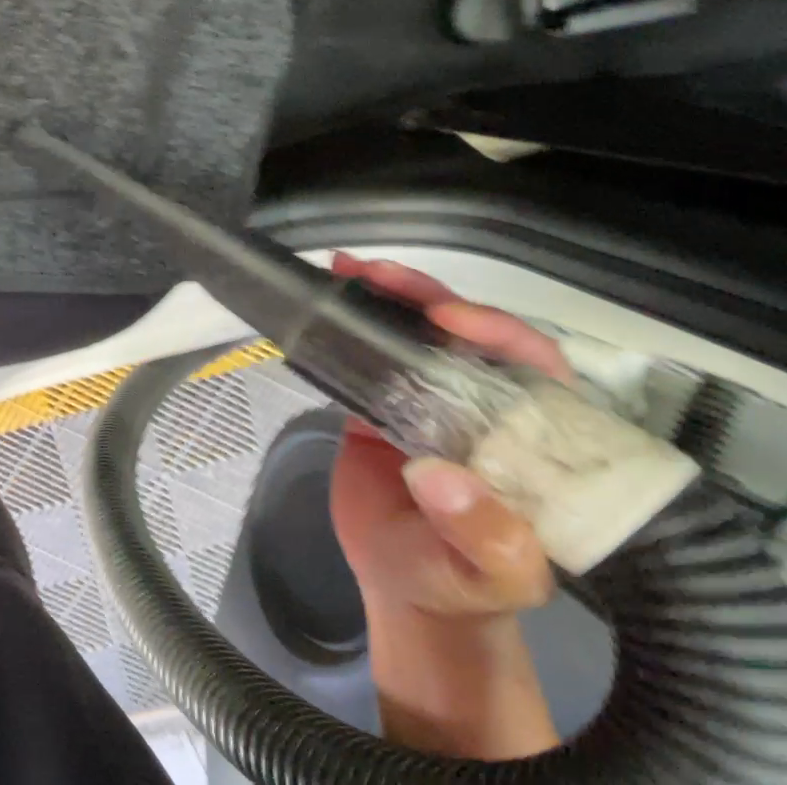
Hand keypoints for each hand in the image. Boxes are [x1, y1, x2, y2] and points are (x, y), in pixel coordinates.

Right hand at [328, 254, 565, 619]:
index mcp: (531, 437)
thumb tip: (436, 473)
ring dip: (387, 300)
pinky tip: (327, 305)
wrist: (402, 590)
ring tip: (348, 270)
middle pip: (468, 338)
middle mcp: (485, 410)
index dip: (498, 334)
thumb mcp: (490, 573)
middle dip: (429, 299)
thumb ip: (484, 533)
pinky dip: (348, 332)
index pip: (533, 367)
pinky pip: (366, 362)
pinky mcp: (377, 410)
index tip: (449, 320)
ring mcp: (428, 406)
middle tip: (379, 275)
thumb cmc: (459, 585)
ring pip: (415, 340)